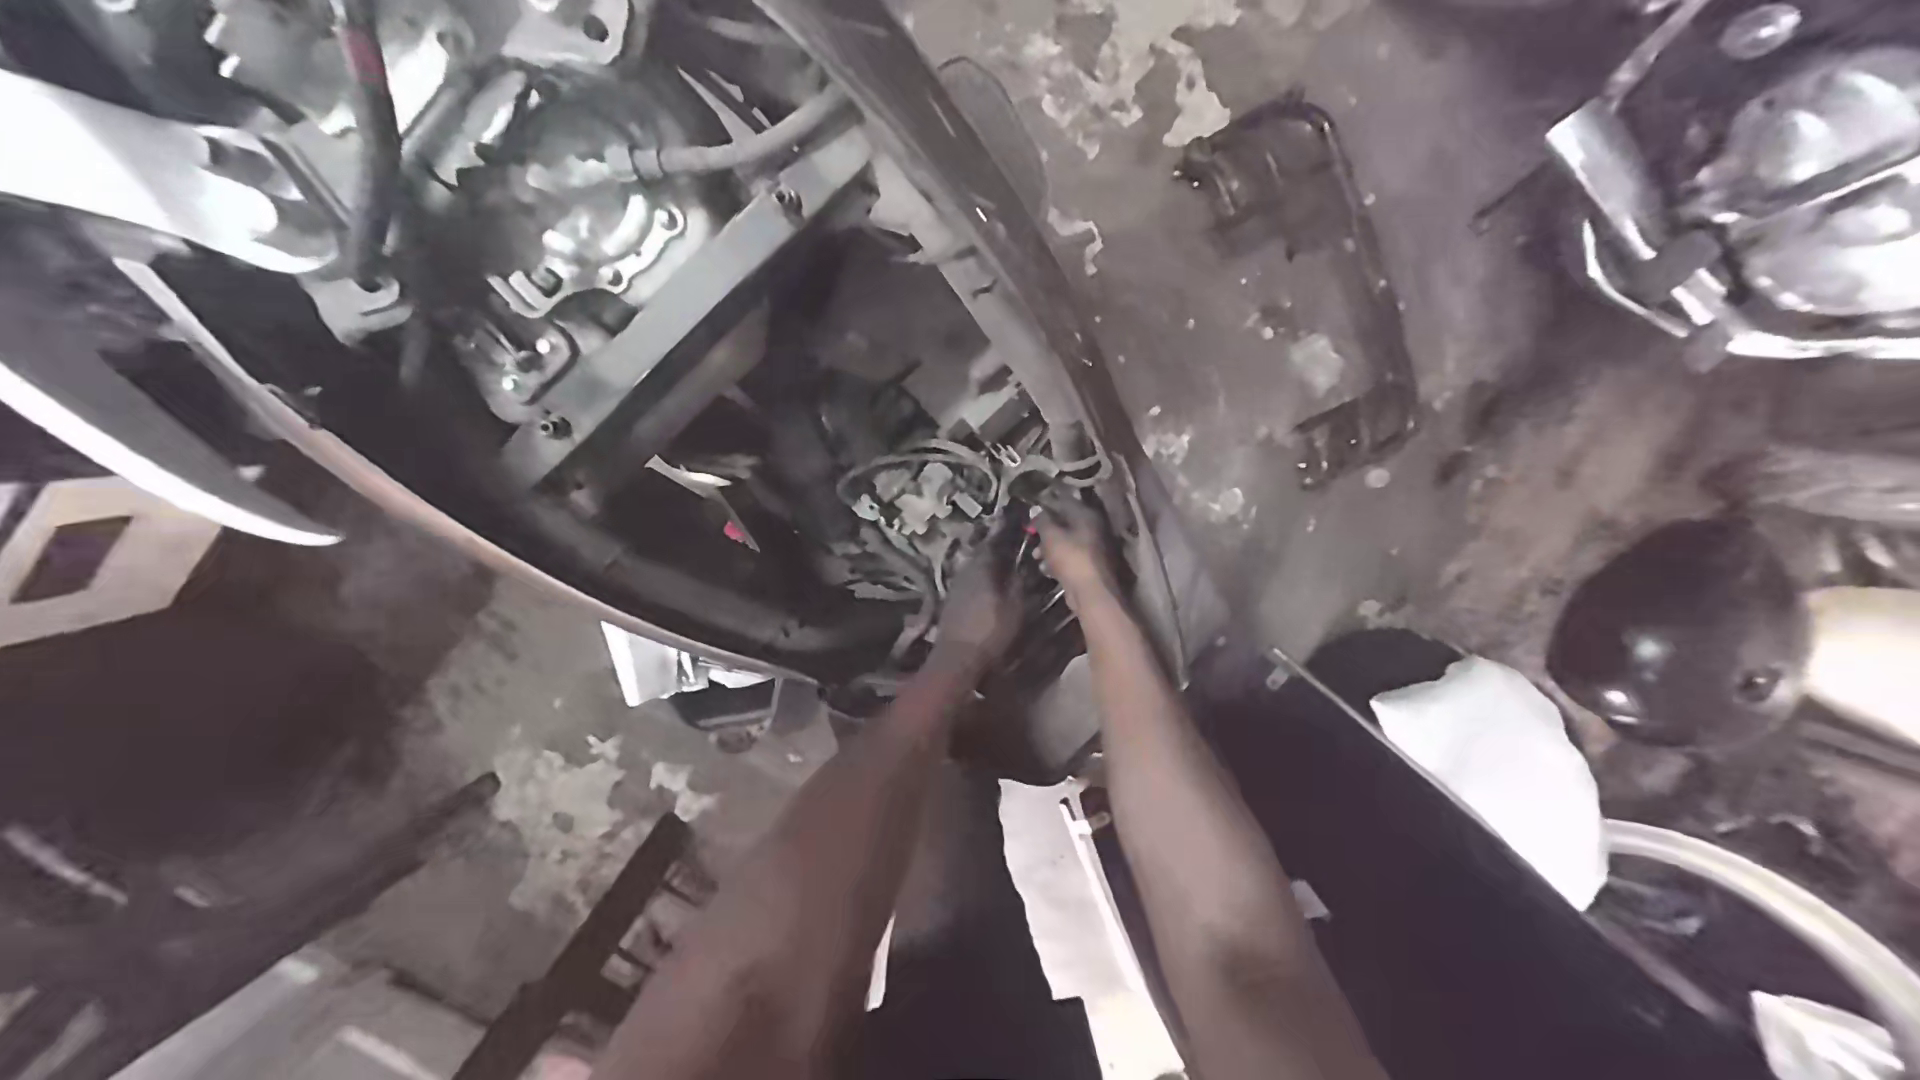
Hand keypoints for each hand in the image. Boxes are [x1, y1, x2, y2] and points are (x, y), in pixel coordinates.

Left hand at [931, 542, 1021, 672]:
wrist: (956, 658)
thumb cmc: (989, 631)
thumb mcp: (1014, 608)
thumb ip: (1018, 584)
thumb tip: (1021, 567)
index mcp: (981, 567)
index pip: (994, 543)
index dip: (1006, 538)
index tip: (1018, 534)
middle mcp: (964, 571)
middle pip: (982, 556)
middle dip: (997, 553)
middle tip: (1014, 553)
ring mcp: (954, 586)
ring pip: (974, 570)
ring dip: (987, 569)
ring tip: (1004, 572)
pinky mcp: (950, 601)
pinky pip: (968, 583)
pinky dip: (980, 582)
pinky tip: (988, 591)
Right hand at [1036, 493, 1118, 604]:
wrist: (1091, 592)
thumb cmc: (1070, 558)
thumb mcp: (1051, 537)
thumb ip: (1042, 521)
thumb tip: (1036, 509)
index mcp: (1086, 516)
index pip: (1064, 502)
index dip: (1046, 505)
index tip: (1031, 512)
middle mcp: (1092, 528)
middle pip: (1064, 522)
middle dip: (1045, 530)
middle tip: (1030, 535)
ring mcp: (1092, 547)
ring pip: (1065, 541)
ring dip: (1048, 547)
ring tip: (1036, 557)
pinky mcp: (1088, 564)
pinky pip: (1069, 556)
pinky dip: (1057, 560)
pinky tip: (1046, 569)